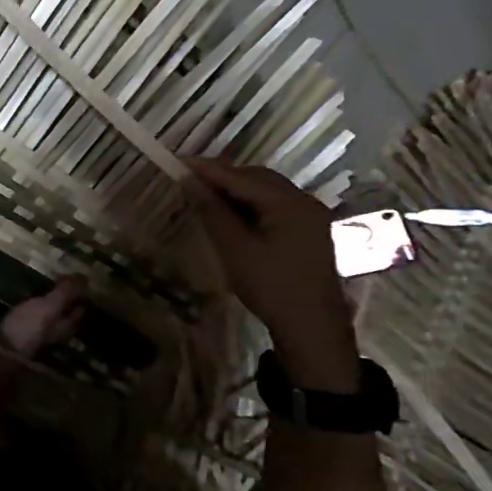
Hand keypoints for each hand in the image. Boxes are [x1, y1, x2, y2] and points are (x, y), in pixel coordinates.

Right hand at [184, 159, 360, 394]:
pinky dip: (253, 205)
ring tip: (208, 196)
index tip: (179, 162)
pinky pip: (277, 206)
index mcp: (288, 202)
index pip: (241, 177)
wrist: (312, 328)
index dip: (208, 169)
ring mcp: (311, 216)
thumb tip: (190, 182)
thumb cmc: (271, 287)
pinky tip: (234, 215)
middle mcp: (304, 201)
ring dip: (238, 190)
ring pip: (269, 192)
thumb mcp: (235, 249)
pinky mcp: (310, 231)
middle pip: (258, 178)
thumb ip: (213, 212)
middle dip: (224, 176)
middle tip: (191, 179)